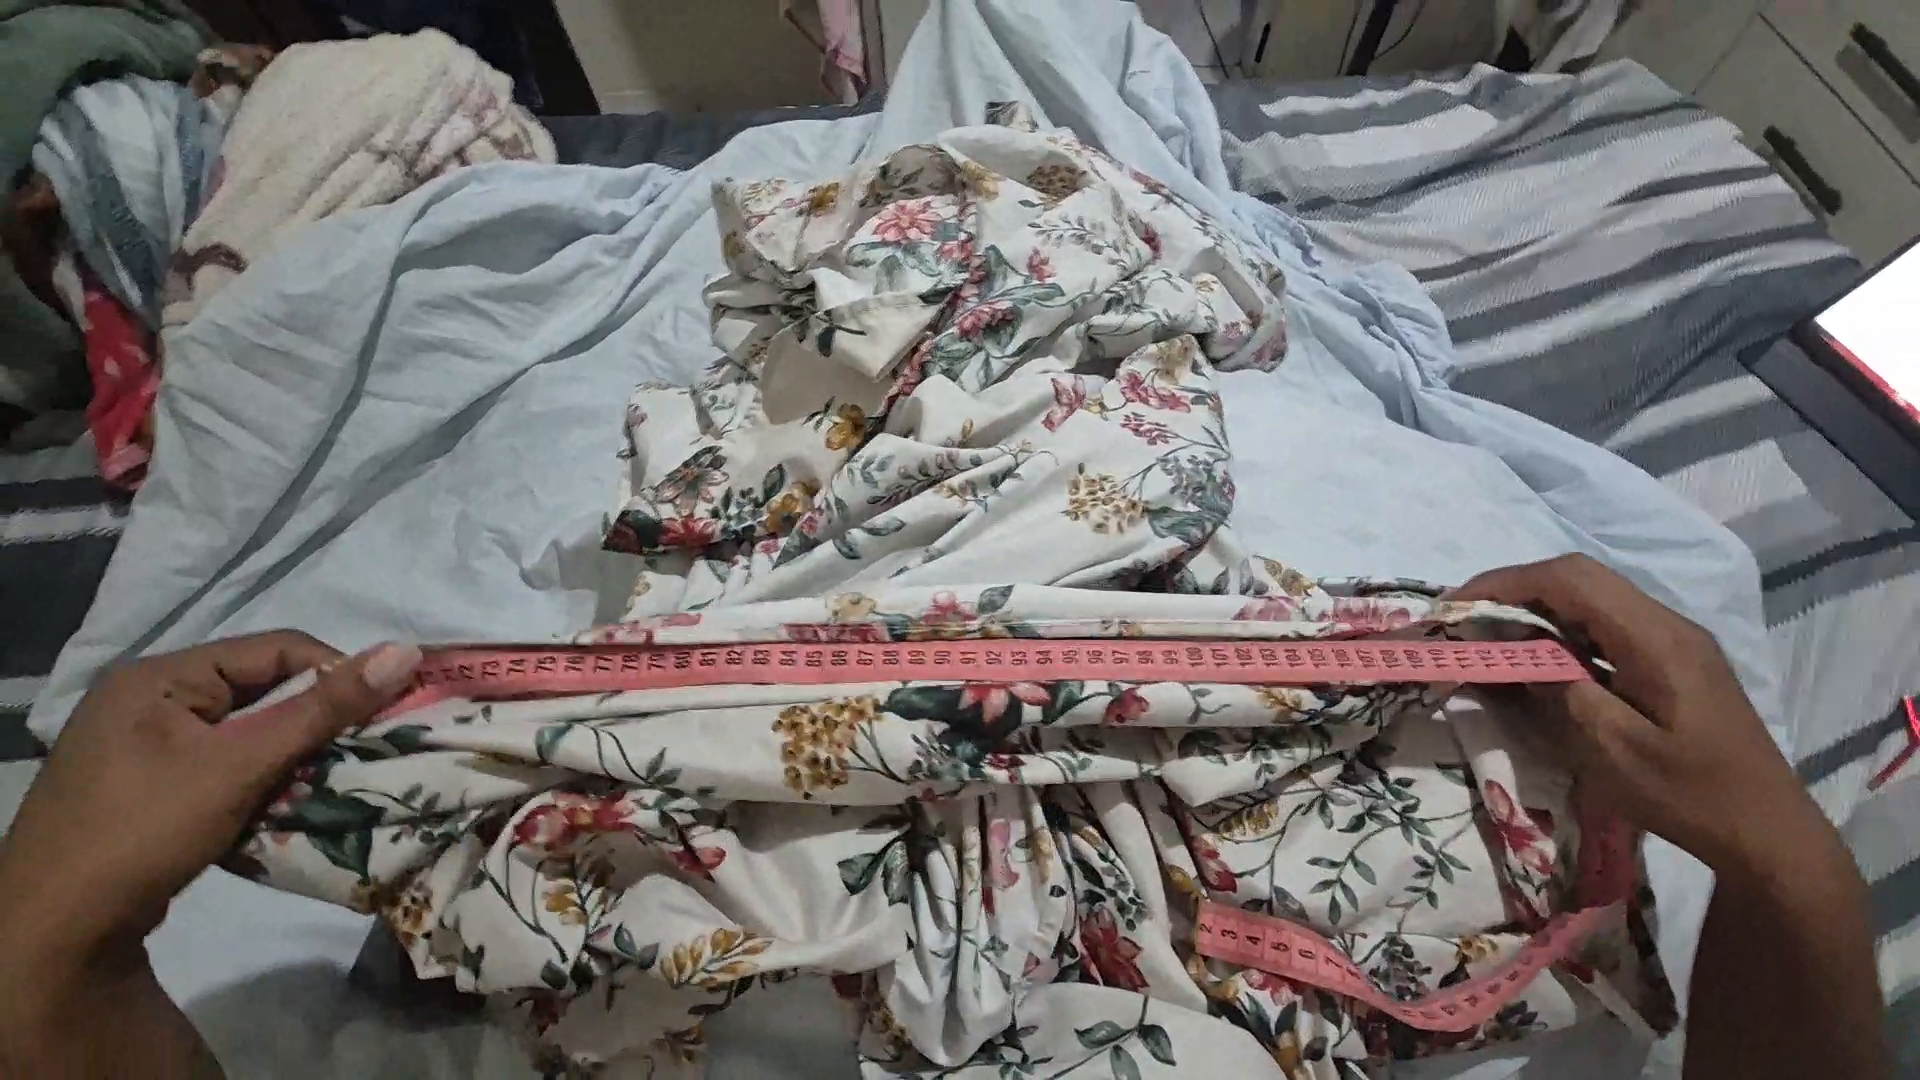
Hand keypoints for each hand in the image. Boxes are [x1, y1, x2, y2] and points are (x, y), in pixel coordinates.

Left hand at [0, 633, 419, 978]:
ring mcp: (149, 740)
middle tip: (356, 748)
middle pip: (268, 685)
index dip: (337, 673)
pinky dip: (271, 771)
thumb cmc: (144, 832)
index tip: (377, 713)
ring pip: (257, 723)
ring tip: (324, 776)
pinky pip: (235, 754)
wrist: (50, 937)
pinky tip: (285, 797)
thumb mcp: (244, 764)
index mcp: (161, 677)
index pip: (280, 648)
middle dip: (318, 717)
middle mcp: (153, 697)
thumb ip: (326, 707)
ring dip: (298, 748)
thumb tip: (406, 650)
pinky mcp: (156, 777)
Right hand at [1450, 555, 1831, 881]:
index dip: (1506, 581)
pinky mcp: (1668, 658)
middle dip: (1513, 589)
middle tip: (1467, 618)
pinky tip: (1538, 656)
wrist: (1766, 834)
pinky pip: (1602, 622)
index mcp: (1657, 640)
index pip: (1571, 579)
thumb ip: (1558, 688)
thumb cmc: (1687, 793)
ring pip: (1589, 596)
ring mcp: (1672, 640)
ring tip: (1491, 636)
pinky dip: (1557, 627)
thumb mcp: (1611, 748)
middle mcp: (1668, 625)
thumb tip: (1513, 651)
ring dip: (1533, 606)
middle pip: (1578, 577)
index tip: (1458, 605)